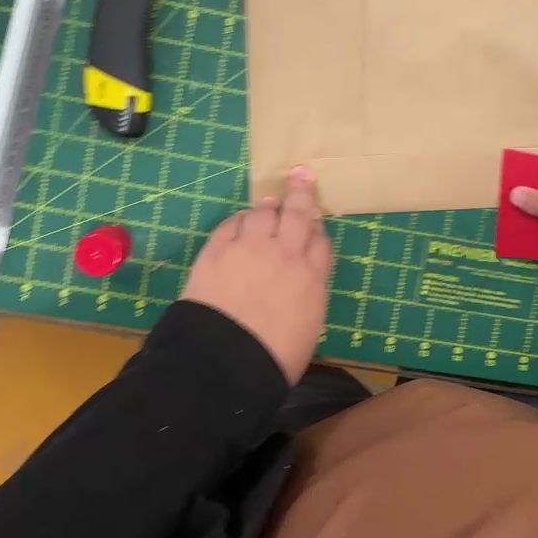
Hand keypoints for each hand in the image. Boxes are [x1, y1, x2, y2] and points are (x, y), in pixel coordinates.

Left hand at [183, 166, 331, 383]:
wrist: (227, 362)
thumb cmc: (273, 360)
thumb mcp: (307, 332)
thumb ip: (308, 300)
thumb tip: (302, 288)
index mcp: (312, 280)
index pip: (321, 242)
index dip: (317, 228)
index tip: (315, 221)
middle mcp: (286, 255)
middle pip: (298, 215)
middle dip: (301, 194)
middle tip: (301, 175)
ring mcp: (250, 249)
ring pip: (263, 214)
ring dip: (268, 207)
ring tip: (268, 202)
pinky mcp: (217, 251)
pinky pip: (231, 225)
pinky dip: (238, 220)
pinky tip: (240, 221)